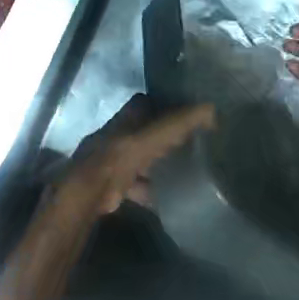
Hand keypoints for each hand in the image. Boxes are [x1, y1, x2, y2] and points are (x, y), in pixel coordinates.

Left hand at [57, 95, 214, 214]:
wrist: (86, 197)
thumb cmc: (118, 159)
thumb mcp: (152, 138)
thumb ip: (180, 123)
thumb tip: (212, 108)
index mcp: (123, 120)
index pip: (143, 103)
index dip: (163, 104)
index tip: (186, 112)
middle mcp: (116, 137)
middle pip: (143, 131)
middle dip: (163, 136)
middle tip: (190, 143)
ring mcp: (112, 163)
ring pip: (140, 158)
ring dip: (157, 163)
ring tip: (183, 170)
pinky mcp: (112, 186)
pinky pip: (136, 184)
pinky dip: (150, 189)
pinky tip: (165, 197)